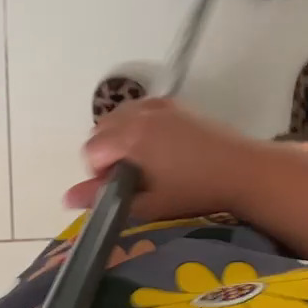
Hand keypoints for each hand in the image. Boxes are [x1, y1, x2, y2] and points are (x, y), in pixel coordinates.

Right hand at [63, 98, 265, 220]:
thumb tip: (65, 198)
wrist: (242, 169)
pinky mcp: (175, 104)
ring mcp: (159, 105)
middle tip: (128, 178)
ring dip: (120, 136)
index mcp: (130, 136)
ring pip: (120, 116)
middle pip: (101, 128)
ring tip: (142, 163)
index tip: (117, 189)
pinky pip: (141, 109)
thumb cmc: (194, 191)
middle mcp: (139, 113)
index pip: (90, 149)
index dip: (98, 173)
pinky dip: (138, 124)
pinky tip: (158, 147)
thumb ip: (104, 198)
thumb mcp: (147, 202)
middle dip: (105, 152)